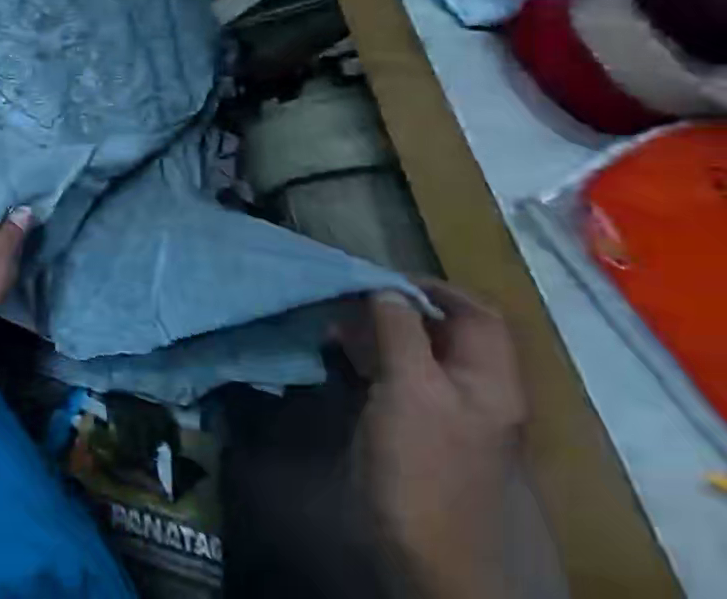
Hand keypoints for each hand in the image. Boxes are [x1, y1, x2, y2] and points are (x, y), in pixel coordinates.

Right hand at [351, 282, 526, 598]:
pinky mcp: (409, 423)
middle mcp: (471, 388)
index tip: (376, 275)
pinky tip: (329, 349)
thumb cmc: (422, 460)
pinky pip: (390, 373)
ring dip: (373, 328)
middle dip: (394, 305)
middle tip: (342, 291)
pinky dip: (363, 353)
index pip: (476, 315)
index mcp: (488, 380)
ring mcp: (440, 408)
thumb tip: (382, 287)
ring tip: (327, 315)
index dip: (433, 288)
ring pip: (411, 350)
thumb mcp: (411, 389)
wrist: (422, 542)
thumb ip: (398, 334)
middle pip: (442, 331)